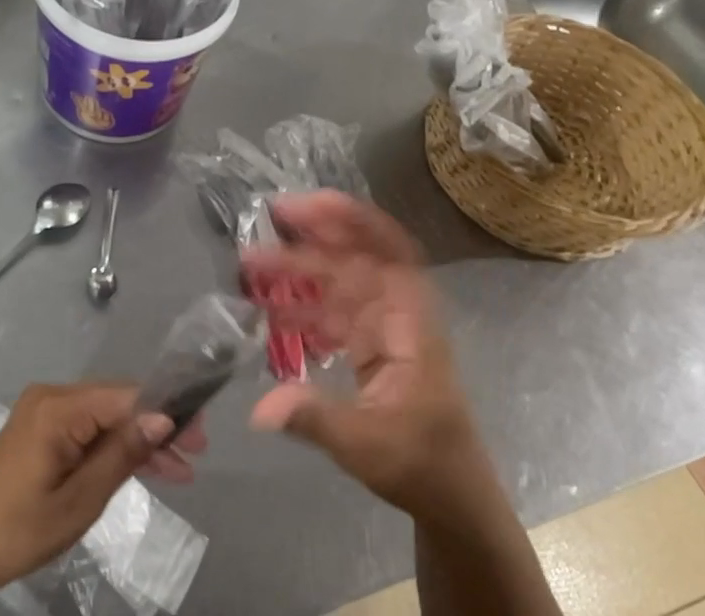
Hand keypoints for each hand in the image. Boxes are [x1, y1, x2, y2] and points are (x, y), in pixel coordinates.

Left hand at [0, 383, 207, 591]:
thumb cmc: (26, 527)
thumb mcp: (83, 497)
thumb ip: (122, 453)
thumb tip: (163, 418)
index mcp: (57, 408)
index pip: (124, 396)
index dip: (165, 409)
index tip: (200, 429)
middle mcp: (50, 397)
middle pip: (116, 402)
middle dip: (157, 426)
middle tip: (197, 452)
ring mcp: (43, 411)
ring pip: (105, 416)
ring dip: (139, 440)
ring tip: (180, 469)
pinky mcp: (40, 428)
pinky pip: (87, 427)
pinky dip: (113, 446)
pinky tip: (145, 466)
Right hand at [244, 190, 480, 516]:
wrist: (453, 500)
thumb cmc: (424, 466)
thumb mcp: (367, 444)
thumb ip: (314, 418)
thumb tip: (259, 408)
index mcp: (411, 326)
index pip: (391, 254)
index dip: (356, 222)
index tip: (312, 203)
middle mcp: (398, 318)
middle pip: (357, 260)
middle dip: (314, 236)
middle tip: (266, 221)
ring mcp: (384, 333)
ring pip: (340, 284)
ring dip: (300, 270)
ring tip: (251, 263)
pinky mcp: (370, 351)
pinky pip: (332, 315)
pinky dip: (302, 309)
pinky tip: (267, 310)